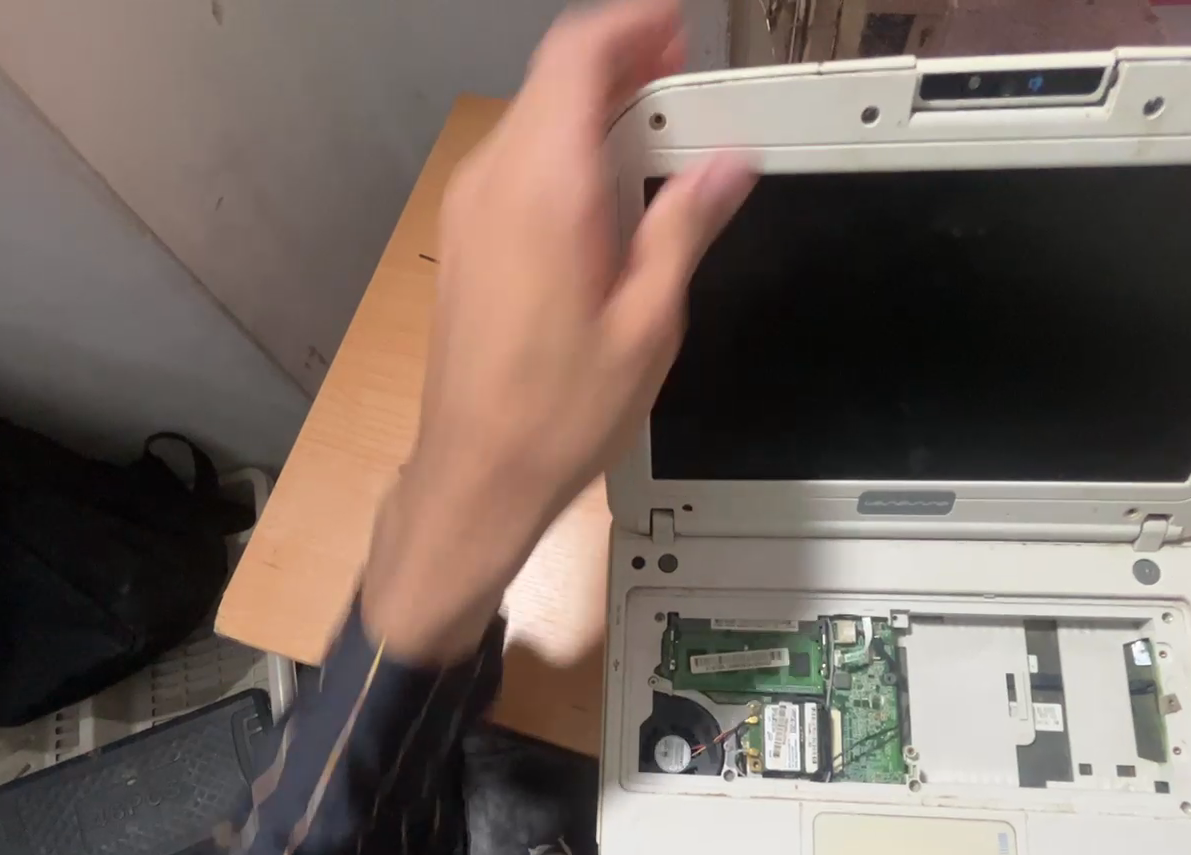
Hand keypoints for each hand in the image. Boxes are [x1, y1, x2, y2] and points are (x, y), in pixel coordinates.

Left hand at [362, 0, 755, 662]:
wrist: (478, 474)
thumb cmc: (562, 414)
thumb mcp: (648, 325)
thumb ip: (684, 229)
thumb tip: (725, 168)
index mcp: (545, 191)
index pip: (578, 57)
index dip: (632, 28)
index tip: (678, 33)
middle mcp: (494, 186)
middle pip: (554, 84)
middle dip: (622, 72)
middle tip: (682, 92)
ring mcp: (469, 216)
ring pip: (534, 127)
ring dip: (593, 121)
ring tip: (653, 153)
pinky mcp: (464, 247)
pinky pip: (515, 172)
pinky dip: (562, 161)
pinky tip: (600, 208)